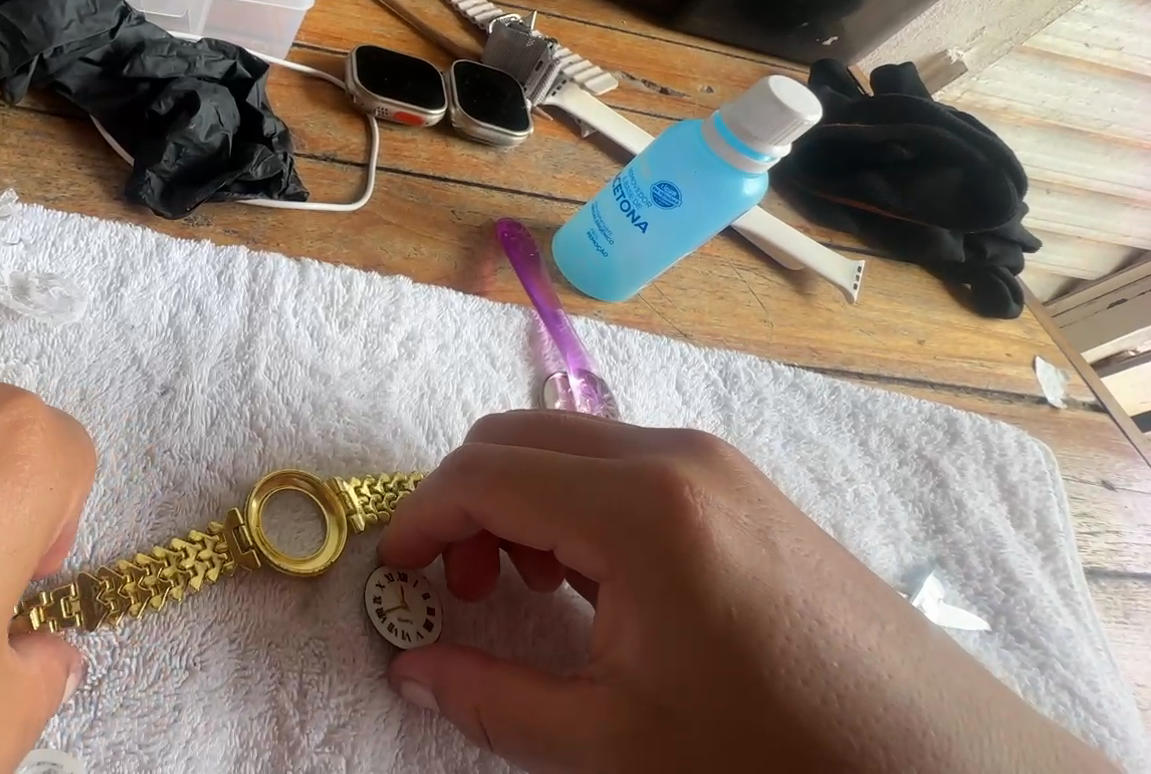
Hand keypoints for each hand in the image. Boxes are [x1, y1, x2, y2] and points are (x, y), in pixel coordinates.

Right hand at [379, 411, 1114, 773]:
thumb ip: (490, 701)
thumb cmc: (783, 764)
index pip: (481, 477)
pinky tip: (589, 574)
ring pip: (555, 441)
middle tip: (462, 587)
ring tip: (523, 584)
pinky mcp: (728, 475)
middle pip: (507, 437)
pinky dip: (564, 498)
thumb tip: (406, 672)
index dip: (420, 519)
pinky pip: (608, 458)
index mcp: (639, 509)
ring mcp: (705, 456)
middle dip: (460, 503)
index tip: (394, 571)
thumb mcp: (618, 747)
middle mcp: (668, 453)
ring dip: (511, 497)